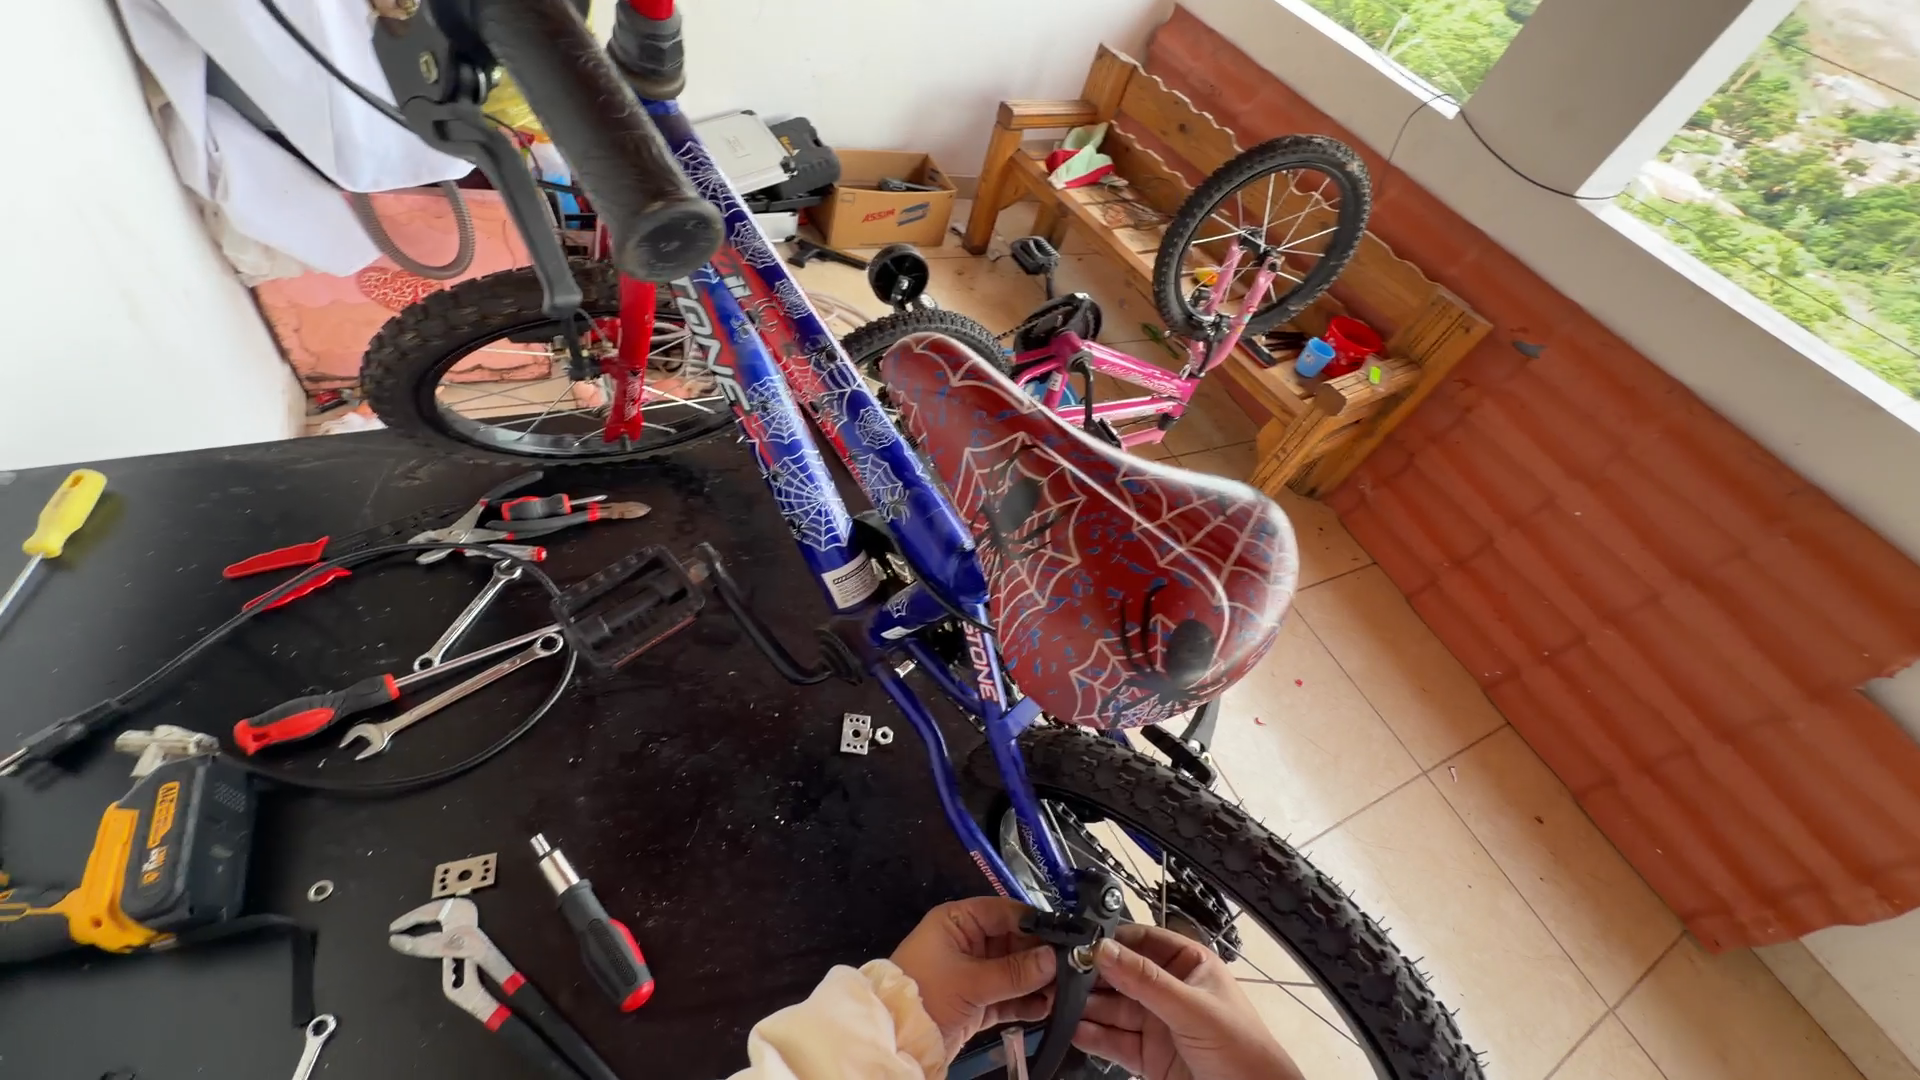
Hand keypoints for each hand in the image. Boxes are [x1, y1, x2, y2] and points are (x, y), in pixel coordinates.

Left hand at [889, 897, 1057, 1059]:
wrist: (896, 1039)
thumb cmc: (928, 993)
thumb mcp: (971, 981)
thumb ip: (1014, 972)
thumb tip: (1054, 958)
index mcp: (958, 921)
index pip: (1003, 912)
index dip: (1032, 922)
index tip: (1063, 934)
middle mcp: (968, 941)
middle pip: (1012, 942)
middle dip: (1039, 956)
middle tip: (1071, 967)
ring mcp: (973, 972)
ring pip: (1013, 971)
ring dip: (1037, 982)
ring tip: (1065, 991)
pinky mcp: (977, 1001)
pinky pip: (1008, 996)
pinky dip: (1026, 1002)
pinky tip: (1048, 1008)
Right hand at [1073, 923, 1303, 1079]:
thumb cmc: (1241, 1051)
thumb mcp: (1192, 1010)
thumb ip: (1144, 981)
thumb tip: (1101, 949)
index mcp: (1187, 964)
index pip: (1141, 941)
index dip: (1110, 941)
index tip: (1077, 942)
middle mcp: (1168, 989)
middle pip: (1121, 975)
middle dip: (1090, 976)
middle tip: (1054, 974)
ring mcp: (1157, 1024)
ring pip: (1113, 1008)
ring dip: (1086, 1006)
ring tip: (1054, 1002)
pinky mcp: (1148, 1058)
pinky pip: (1115, 1041)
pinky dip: (1093, 1037)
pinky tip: (1070, 1031)